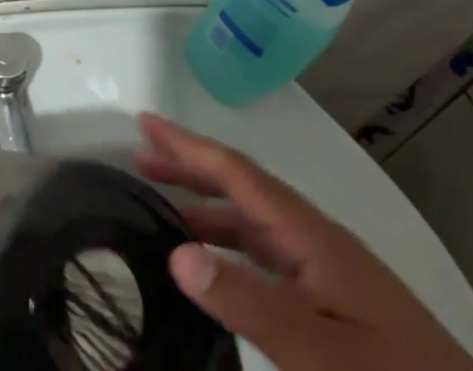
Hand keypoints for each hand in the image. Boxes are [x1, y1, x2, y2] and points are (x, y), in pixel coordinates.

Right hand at [136, 113, 472, 370]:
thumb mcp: (319, 353)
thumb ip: (249, 302)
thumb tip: (178, 252)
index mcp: (314, 239)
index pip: (241, 176)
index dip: (190, 147)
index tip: (145, 124)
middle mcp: (318, 242)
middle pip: (245, 189)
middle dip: (192, 167)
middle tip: (140, 157)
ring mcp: (328, 271)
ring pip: (255, 222)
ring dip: (206, 206)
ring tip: (159, 206)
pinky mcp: (333, 300)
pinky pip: (266, 253)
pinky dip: (228, 243)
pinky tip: (211, 264)